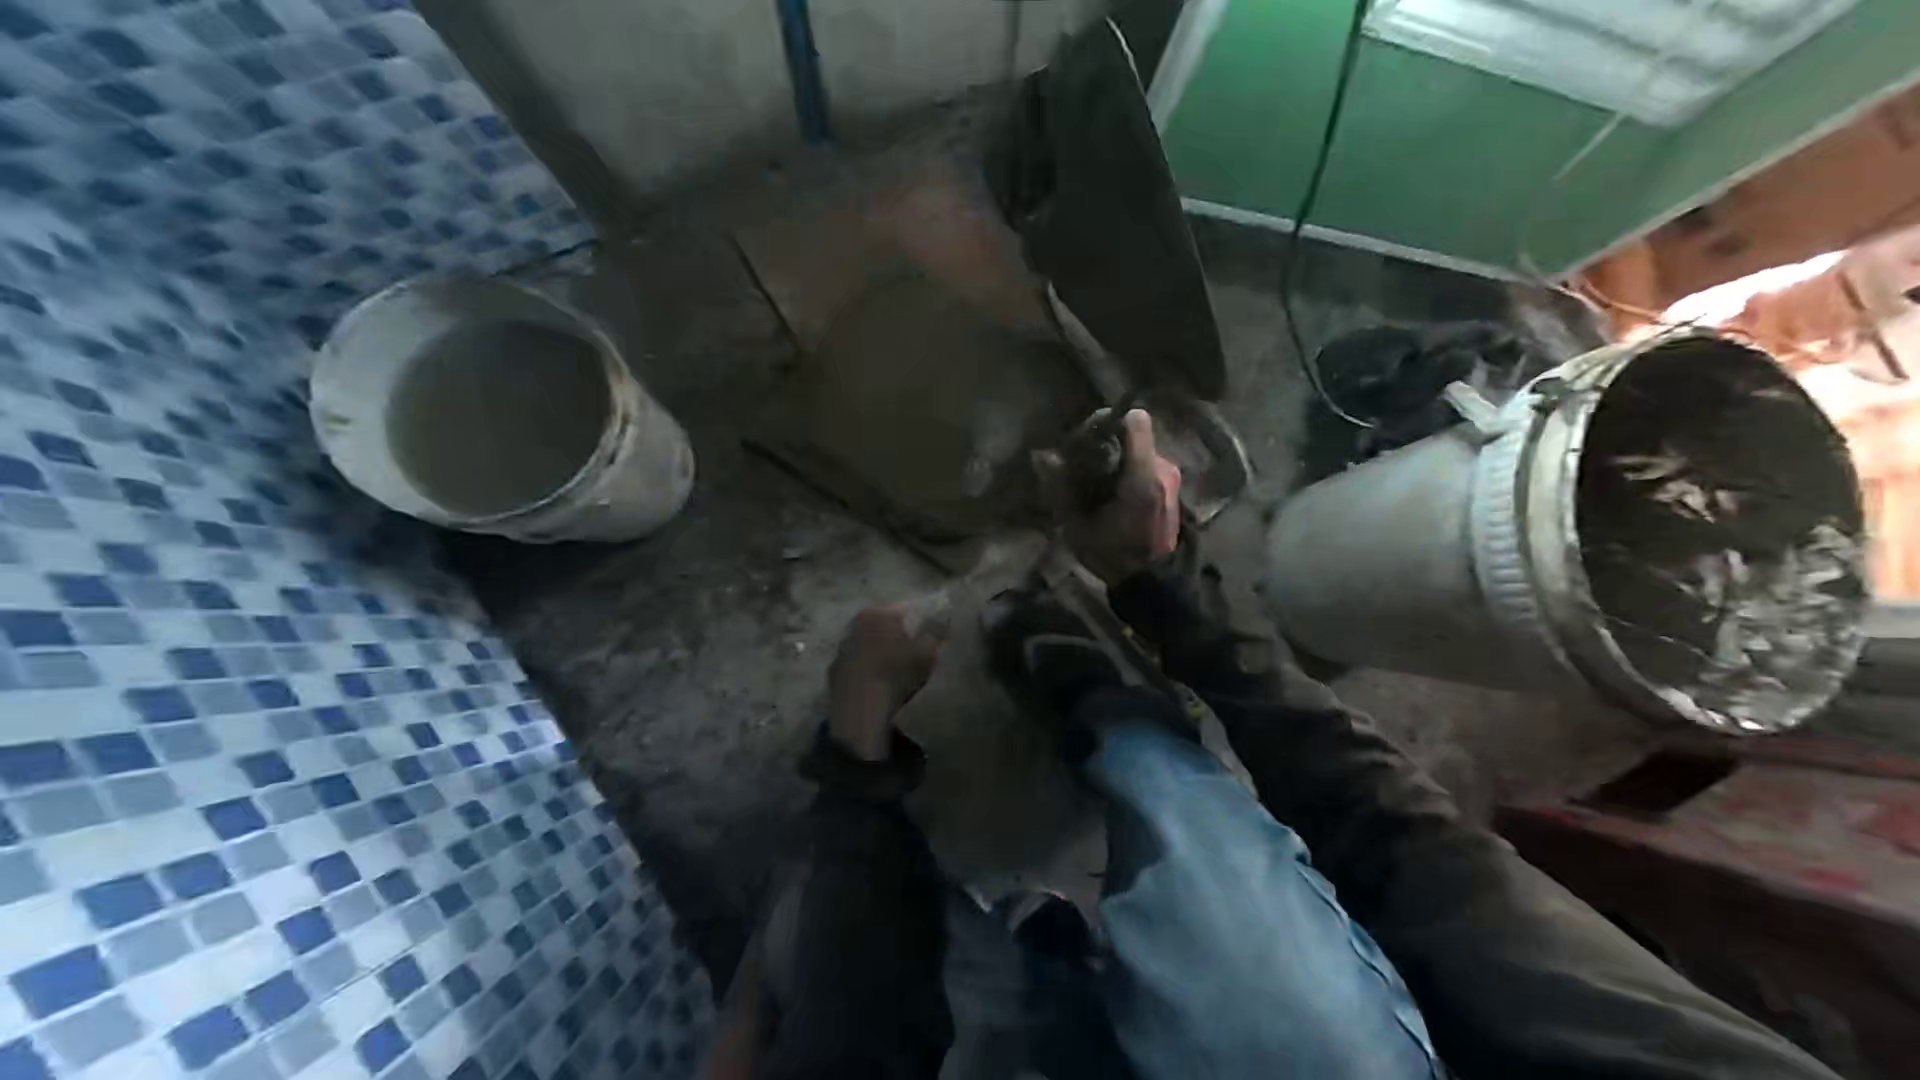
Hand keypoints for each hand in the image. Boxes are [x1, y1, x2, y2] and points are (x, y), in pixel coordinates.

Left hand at [827, 605, 946, 760]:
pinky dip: (867, 672)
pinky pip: (857, 668)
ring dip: (880, 655)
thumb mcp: (926, 652)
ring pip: (867, 647)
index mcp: (875, 614)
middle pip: (881, 628)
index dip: (917, 624)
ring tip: (897, 672)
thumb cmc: (896, 672)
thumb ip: (935, 633)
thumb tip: (941, 623)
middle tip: (913, 653)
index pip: (902, 612)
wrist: (860, 709)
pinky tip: (879, 686)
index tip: (927, 636)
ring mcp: (840, 650)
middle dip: (896, 638)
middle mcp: (853, 626)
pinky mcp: (834, 673)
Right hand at [1037, 409, 1181, 584]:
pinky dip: (1129, 469)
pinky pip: (1147, 464)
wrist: (1151, 581)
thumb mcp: (1078, 525)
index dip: (1106, 423)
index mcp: (1142, 477)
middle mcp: (1162, 469)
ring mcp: (1172, 477)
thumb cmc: (1112, 554)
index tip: (1085, 436)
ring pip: (1139, 450)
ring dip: (1117, 457)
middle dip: (1106, 443)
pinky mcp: (1174, 486)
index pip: (1133, 422)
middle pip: (1132, 436)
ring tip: (1096, 478)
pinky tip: (1113, 490)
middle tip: (1082, 462)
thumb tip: (1042, 456)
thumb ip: (1060, 488)